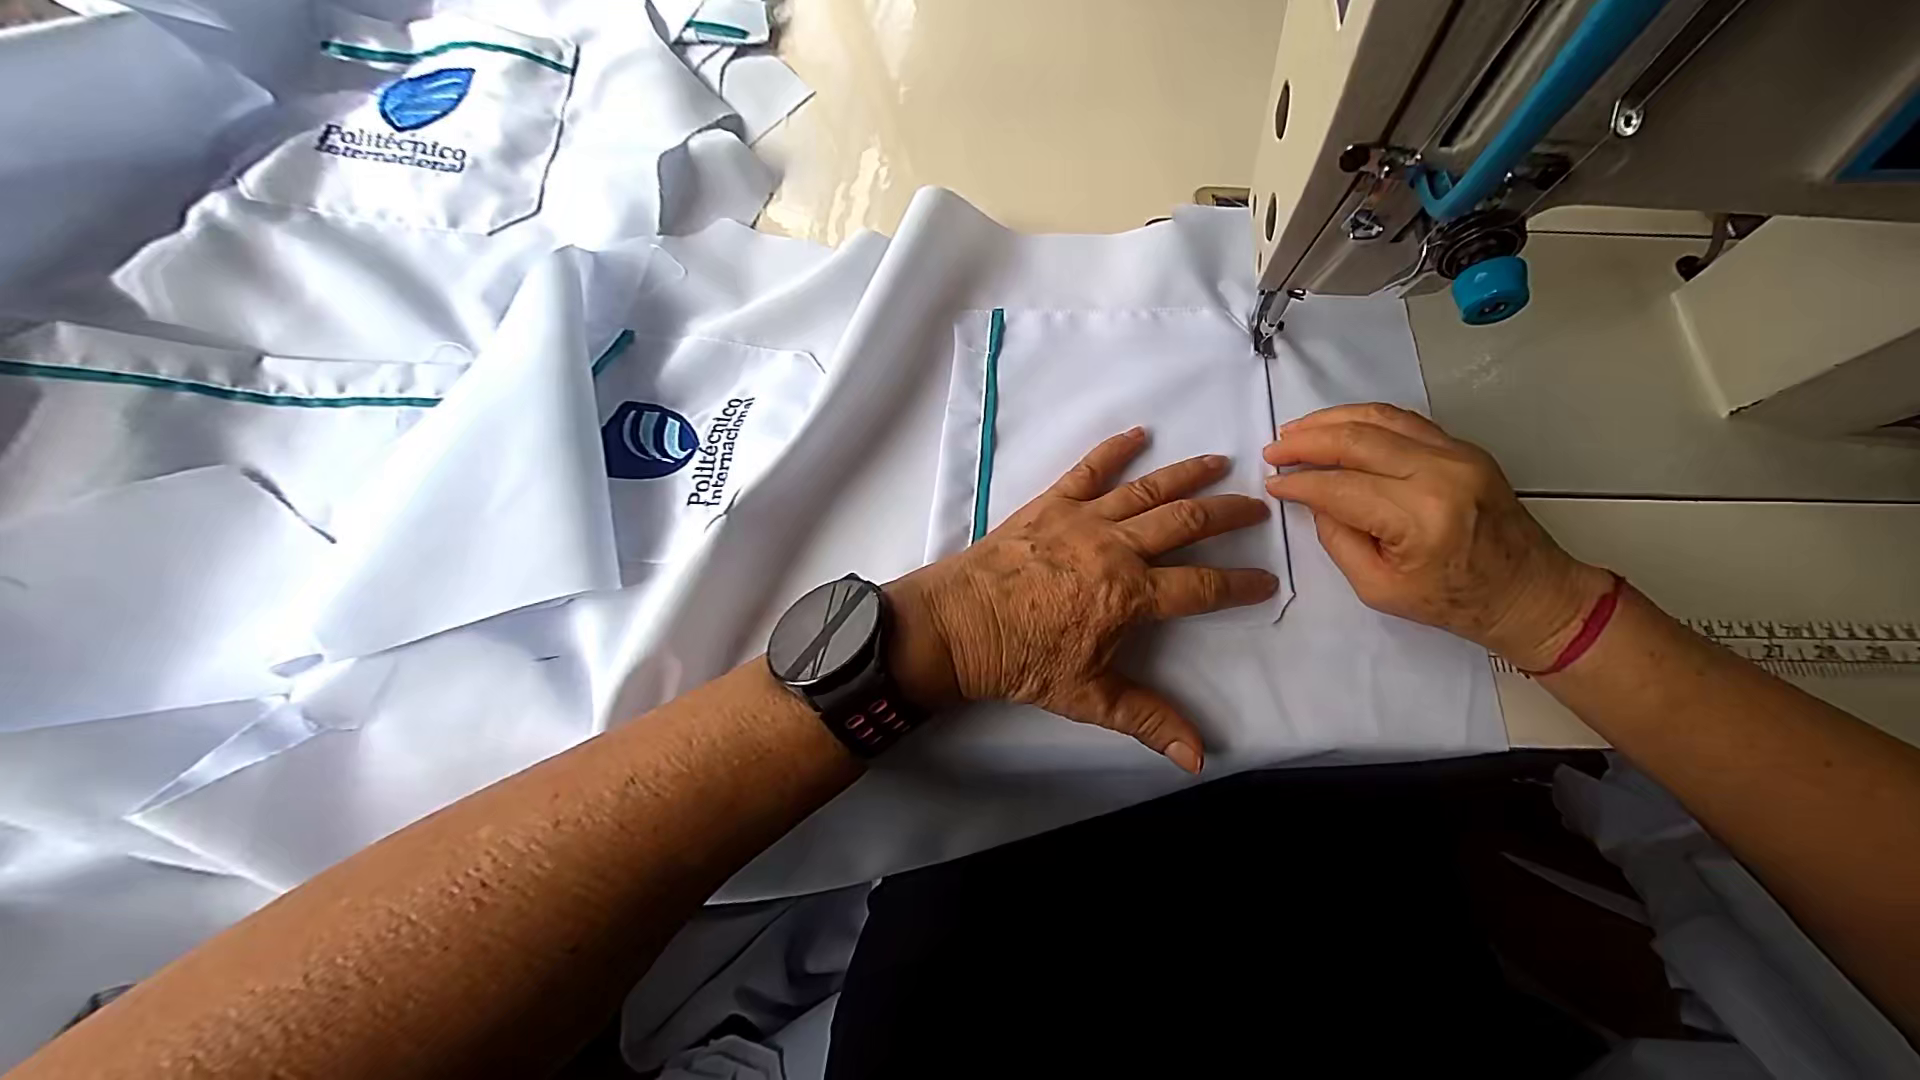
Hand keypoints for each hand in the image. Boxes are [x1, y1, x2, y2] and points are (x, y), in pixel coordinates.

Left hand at [886, 427, 1277, 773]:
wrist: (957, 625)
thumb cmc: (1020, 660)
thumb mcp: (1087, 696)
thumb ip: (1147, 719)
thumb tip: (1199, 760)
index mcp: (1130, 595)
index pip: (1203, 587)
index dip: (1240, 584)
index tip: (1266, 580)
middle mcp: (1115, 548)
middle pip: (1186, 523)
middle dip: (1228, 514)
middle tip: (1257, 506)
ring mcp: (1082, 520)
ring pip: (1147, 489)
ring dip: (1187, 474)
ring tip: (1219, 462)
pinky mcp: (1050, 504)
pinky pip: (1088, 469)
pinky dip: (1114, 449)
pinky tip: (1138, 433)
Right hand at [1263, 403, 1613, 670]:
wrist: (1528, 592)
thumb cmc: (1451, 600)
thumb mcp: (1375, 586)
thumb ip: (1338, 538)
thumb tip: (1315, 499)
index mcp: (1419, 518)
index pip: (1339, 487)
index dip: (1298, 483)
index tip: (1272, 483)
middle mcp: (1440, 475)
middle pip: (1356, 441)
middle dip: (1305, 442)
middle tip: (1274, 449)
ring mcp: (1458, 455)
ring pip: (1379, 418)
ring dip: (1330, 421)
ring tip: (1295, 431)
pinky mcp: (1464, 449)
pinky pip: (1403, 421)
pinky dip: (1362, 419)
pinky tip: (1336, 427)